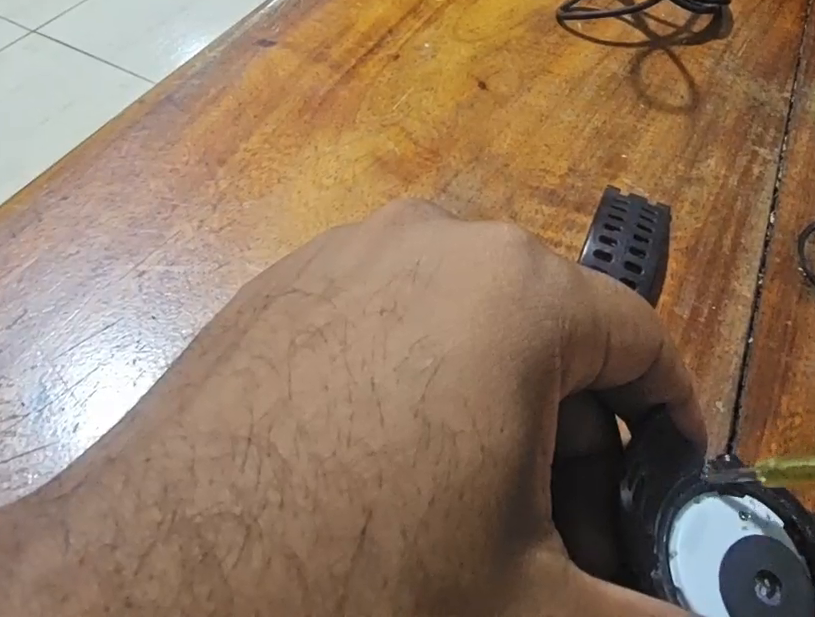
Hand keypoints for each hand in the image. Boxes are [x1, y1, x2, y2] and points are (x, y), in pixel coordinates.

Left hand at [0, 200, 699, 616]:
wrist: (142, 585)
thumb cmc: (360, 581)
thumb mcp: (526, 605)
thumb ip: (646, 615)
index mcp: (519, 289)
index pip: (640, 333)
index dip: (670, 411)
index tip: (672, 474)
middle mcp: (445, 235)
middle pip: (555, 319)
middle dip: (578, 413)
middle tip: (560, 512)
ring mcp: (360, 243)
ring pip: (474, 305)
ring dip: (502, 384)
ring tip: (474, 483)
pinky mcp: (296, 272)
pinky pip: (396, 302)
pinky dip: (423, 361)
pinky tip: (383, 446)